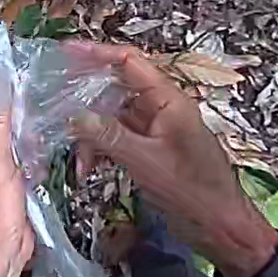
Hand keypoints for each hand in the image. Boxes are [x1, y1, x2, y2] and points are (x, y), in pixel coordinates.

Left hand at [0, 103, 32, 276]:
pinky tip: (37, 150)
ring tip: (37, 125)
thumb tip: (3, 86)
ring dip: (23, 128)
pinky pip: (16, 148)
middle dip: (12, 107)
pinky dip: (28, 147)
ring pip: (6, 129)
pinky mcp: (2, 172)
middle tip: (33, 97)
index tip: (16, 73)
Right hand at [69, 43, 277, 276]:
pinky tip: (89, 169)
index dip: (96, 53)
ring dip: (92, 137)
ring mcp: (154, 128)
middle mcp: (160, 107)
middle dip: (86, 105)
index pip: (129, 62)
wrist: (221, 225)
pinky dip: (102, 150)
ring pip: (113, 119)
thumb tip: (75, 116)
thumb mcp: (145, 161)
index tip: (66, 51)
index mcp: (168, 99)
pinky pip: (118, 139)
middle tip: (57, 111)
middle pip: (115, 90)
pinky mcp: (150, 148)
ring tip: (80, 163)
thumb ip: (109, 136)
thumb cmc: (191, 189)